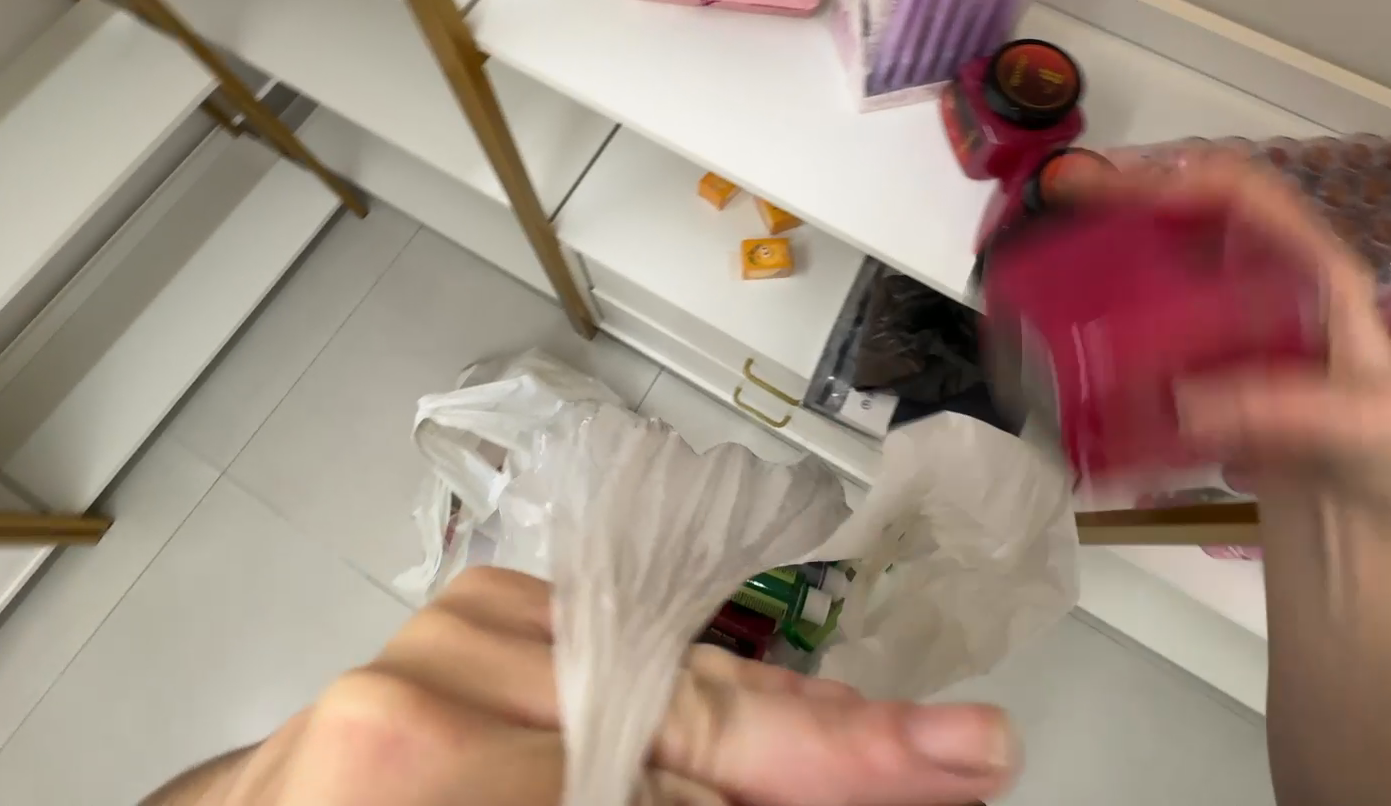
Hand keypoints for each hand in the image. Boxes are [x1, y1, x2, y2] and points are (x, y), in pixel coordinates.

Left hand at [147, 567, 1017, 804]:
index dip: (828, 768)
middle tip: (961, 753)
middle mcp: (445, 682)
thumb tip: (799, 789)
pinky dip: (700, 688)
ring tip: (887, 745)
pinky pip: (624, 640)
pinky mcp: (477, 605)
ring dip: (781, 719)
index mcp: (429, 784)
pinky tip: (772, 710)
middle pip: (688, 711)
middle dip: (835, 742)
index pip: (678, 772)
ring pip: (669, 669)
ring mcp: (458, 625)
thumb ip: (676, 804)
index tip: (956, 765)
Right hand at [1061, 151, 1390, 506]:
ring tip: (1051, 241)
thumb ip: (1288, 410)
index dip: (1179, 178)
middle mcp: (1264, 280)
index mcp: (1312, 273)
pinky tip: (1065, 309)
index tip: (1111, 188)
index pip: (1246, 197)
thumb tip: (1180, 400)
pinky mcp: (1192, 353)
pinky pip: (1142, 309)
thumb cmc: (1375, 464)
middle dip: (1124, 194)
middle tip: (1060, 199)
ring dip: (1105, 238)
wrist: (1354, 515)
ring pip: (1160, 253)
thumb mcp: (1360, 434)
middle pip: (1189, 211)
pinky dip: (1102, 299)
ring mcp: (1223, 315)